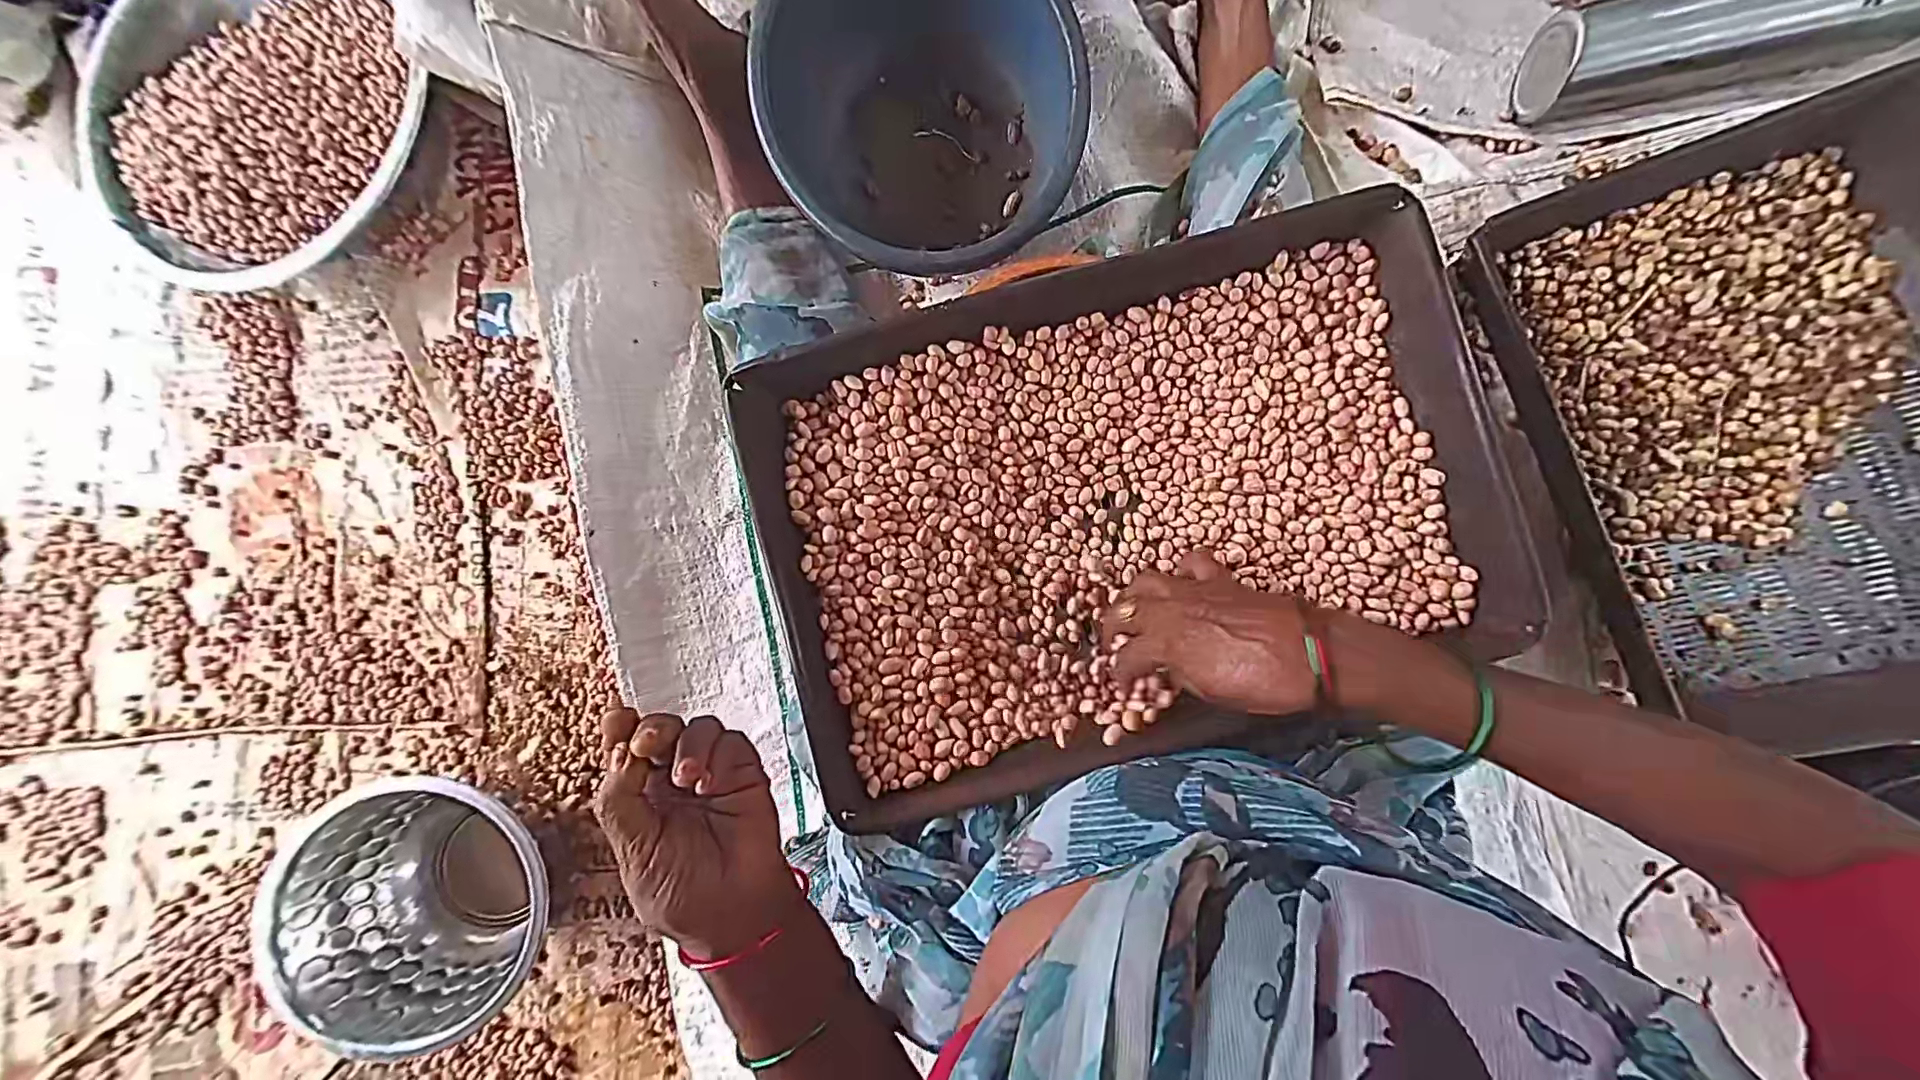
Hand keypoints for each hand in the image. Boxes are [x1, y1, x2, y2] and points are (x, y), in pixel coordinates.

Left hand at [593, 709, 801, 957]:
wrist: (733, 912)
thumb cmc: (683, 894)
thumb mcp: (633, 853)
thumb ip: (620, 801)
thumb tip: (617, 755)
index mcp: (640, 797)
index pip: (626, 749)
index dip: (620, 730)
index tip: (617, 721)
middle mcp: (673, 780)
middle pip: (662, 729)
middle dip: (652, 728)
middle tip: (647, 744)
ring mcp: (711, 773)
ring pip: (698, 728)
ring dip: (687, 743)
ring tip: (685, 777)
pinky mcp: (743, 772)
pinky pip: (731, 742)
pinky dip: (719, 754)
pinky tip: (710, 784)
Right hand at [1101, 550, 1321, 715]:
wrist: (1311, 653)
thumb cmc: (1263, 683)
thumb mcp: (1212, 693)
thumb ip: (1179, 678)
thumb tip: (1165, 674)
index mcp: (1165, 644)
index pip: (1125, 658)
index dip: (1119, 675)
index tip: (1124, 685)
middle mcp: (1170, 611)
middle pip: (1122, 611)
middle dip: (1112, 630)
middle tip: (1117, 645)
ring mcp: (1193, 590)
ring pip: (1145, 580)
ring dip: (1135, 596)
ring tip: (1137, 610)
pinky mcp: (1219, 580)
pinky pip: (1191, 564)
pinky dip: (1182, 572)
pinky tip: (1183, 585)